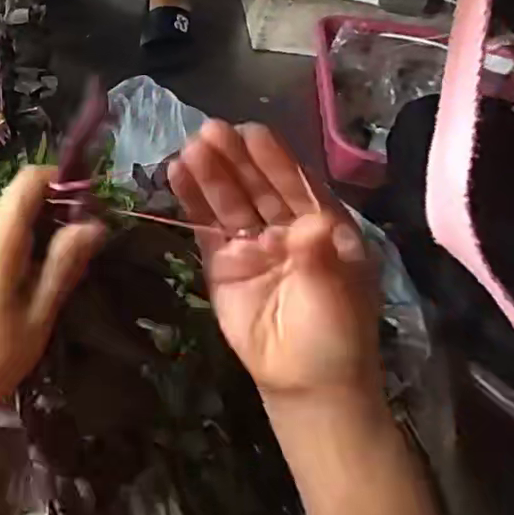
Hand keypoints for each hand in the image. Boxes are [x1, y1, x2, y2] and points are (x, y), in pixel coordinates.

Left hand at [0, 168, 105, 425]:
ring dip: (49, 228)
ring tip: (77, 262)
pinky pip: (6, 234)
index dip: (66, 181)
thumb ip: (65, 262)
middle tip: (94, 243)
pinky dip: (31, 242)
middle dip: (62, 207)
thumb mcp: (38, 311)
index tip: (97, 207)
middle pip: (26, 195)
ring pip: (17, 215)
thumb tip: (96, 224)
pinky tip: (47, 276)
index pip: (31, 177)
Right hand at [167, 121, 377, 399]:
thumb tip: (313, 222)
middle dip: (235, 159)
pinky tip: (177, 174)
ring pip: (227, 200)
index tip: (252, 133)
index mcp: (322, 229)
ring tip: (188, 148)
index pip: (296, 186)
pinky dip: (191, 199)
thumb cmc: (334, 337)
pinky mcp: (219, 260)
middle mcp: (284, 227)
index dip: (275, 160)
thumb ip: (320, 257)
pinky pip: (204, 224)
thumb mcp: (336, 296)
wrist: (302, 383)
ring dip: (209, 173)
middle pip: (257, 186)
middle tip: (210, 131)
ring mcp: (249, 242)